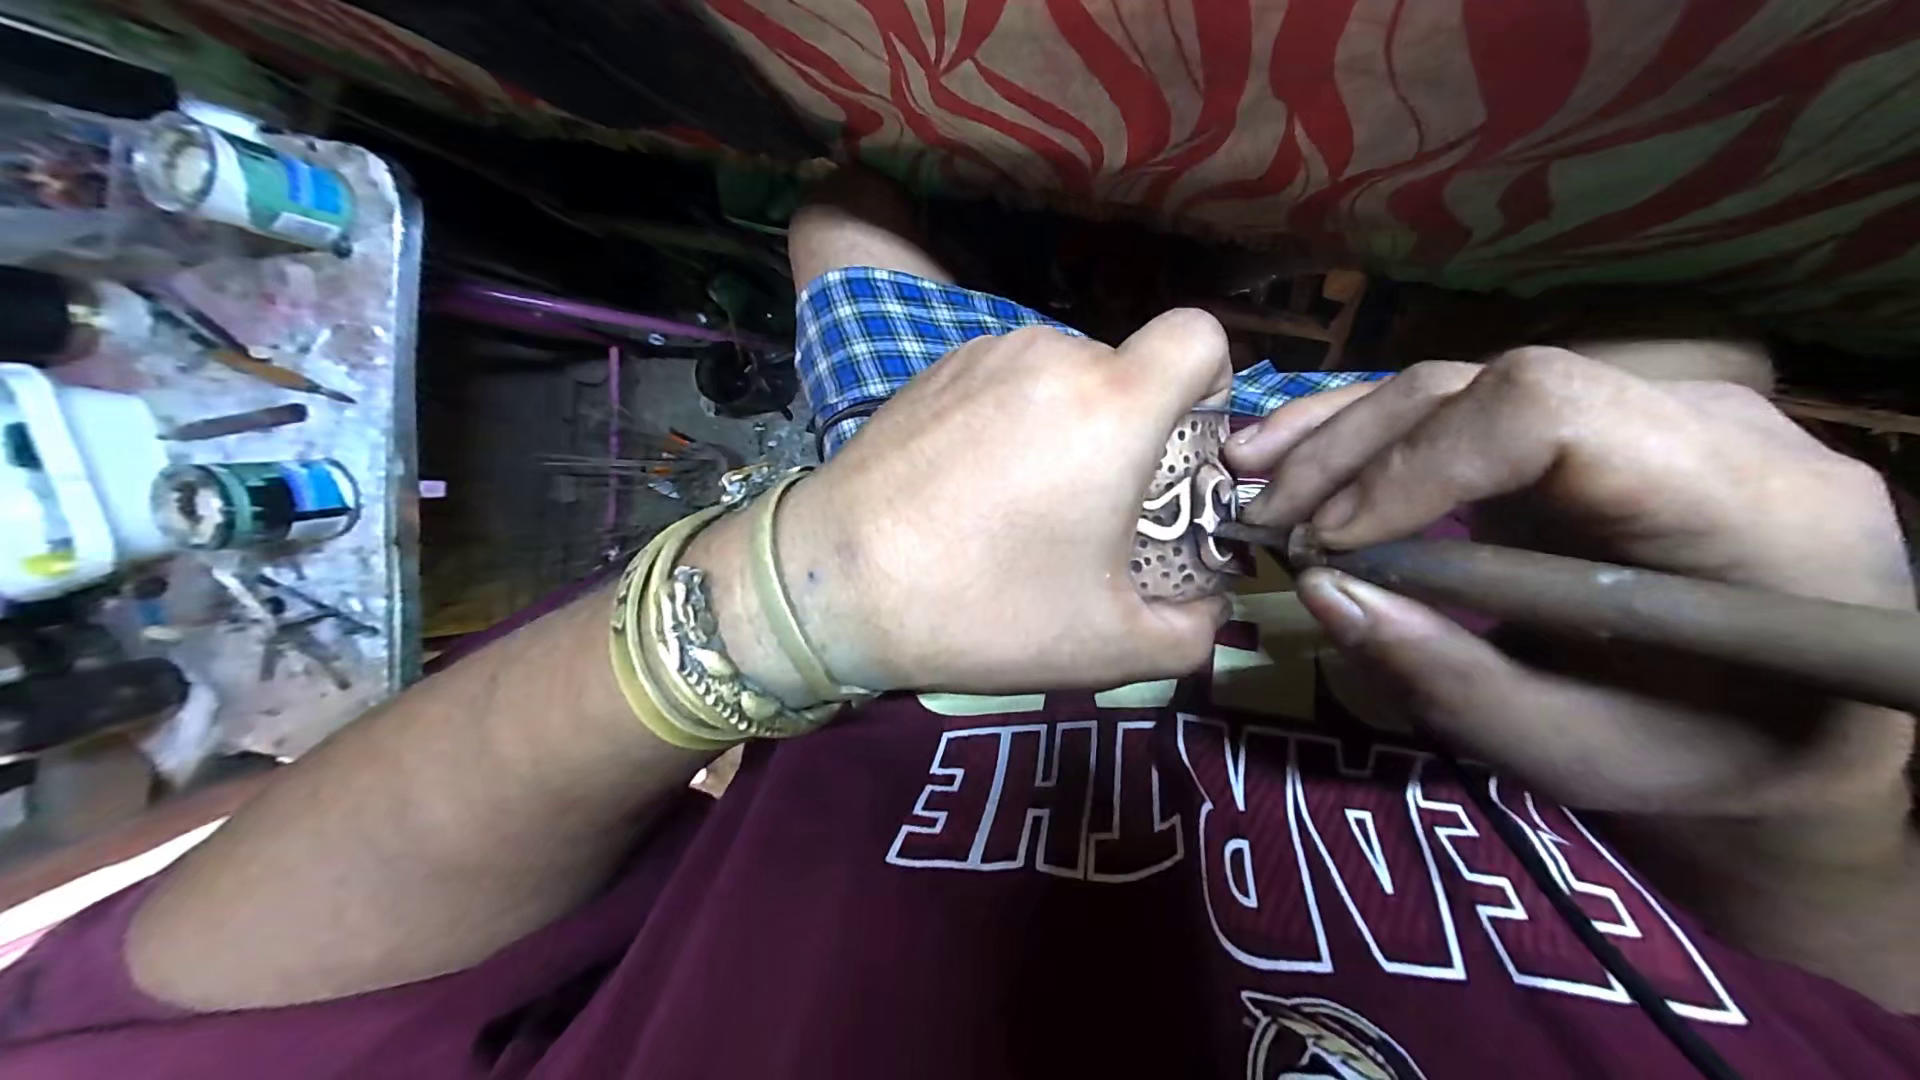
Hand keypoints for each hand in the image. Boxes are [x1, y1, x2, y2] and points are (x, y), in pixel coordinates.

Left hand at [767, 310, 1233, 693]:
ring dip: (1068, 428)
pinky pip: (1006, 382)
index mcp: (1110, 406)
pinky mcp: (935, 369)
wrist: (835, 582)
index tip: (1182, 450)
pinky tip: (972, 482)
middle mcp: (1052, 357)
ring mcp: (984, 354)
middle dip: (1132, 432)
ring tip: (1024, 501)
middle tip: (1093, 507)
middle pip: (1128, 372)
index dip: (1211, 384)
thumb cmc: (981, 609)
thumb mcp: (1109, 646)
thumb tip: (1210, 605)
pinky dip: (1012, 420)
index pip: (1199, 336)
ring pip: (1065, 377)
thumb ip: (1192, 630)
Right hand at [1227, 347, 1914, 829]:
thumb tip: (1318, 589)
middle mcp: (1683, 422)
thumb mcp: (1566, 748)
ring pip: (1440, 386)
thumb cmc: (1693, 754)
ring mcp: (1615, 412)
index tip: (1328, 542)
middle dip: (1344, 455)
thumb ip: (1445, 675)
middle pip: (1470, 387)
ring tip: (1246, 476)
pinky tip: (1281, 455)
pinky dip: (1349, 434)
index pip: (1546, 411)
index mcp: (1737, 501)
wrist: (1772, 725)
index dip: (1413, 465)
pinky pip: (1439, 411)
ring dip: (1327, 435)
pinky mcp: (1558, 430)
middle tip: (1262, 523)